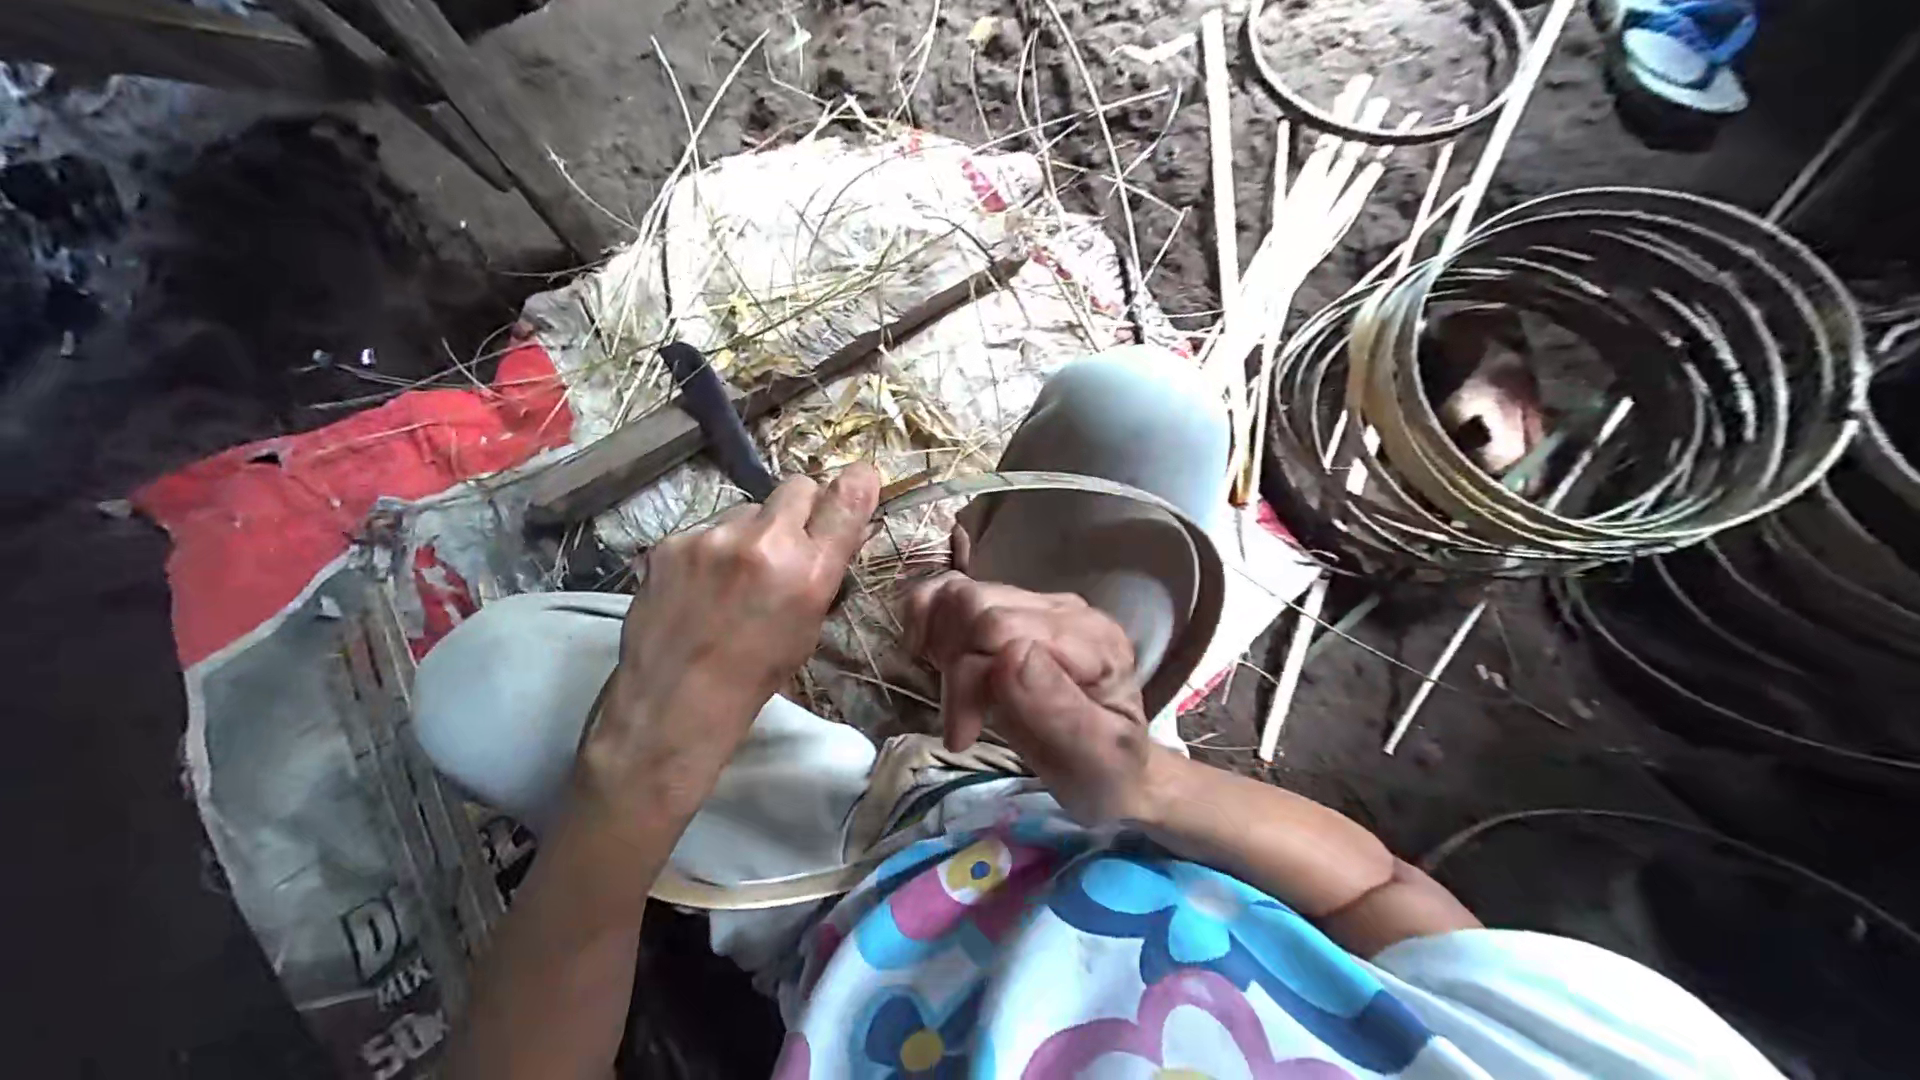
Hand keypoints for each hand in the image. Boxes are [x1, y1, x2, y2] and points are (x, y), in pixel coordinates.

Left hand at [579, 465, 879, 818]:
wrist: (676, 700)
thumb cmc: (757, 673)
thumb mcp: (810, 624)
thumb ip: (826, 569)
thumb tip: (846, 528)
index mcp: (808, 572)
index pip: (844, 499)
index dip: (857, 483)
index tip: (860, 478)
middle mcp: (763, 543)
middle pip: (797, 486)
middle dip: (801, 506)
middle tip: (789, 538)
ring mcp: (712, 537)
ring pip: (748, 508)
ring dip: (752, 530)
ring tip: (733, 574)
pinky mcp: (672, 541)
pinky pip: (708, 528)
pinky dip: (713, 547)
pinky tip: (701, 582)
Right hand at [904, 574, 1159, 824]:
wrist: (1109, 768)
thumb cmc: (1102, 772)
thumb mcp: (1093, 760)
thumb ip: (1057, 709)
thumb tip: (1009, 654)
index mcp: (1093, 640)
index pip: (1001, 628)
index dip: (966, 681)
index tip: (962, 737)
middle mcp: (1066, 611)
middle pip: (974, 606)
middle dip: (953, 669)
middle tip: (963, 722)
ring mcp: (1037, 605)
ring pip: (958, 594)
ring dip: (940, 644)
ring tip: (958, 694)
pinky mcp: (1011, 608)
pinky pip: (952, 591)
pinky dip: (929, 619)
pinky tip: (936, 658)